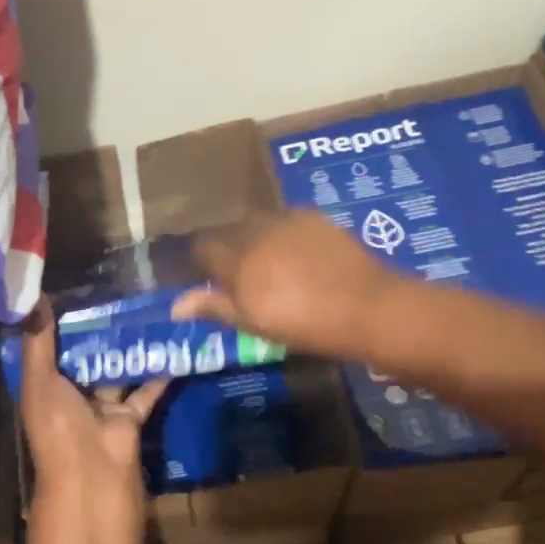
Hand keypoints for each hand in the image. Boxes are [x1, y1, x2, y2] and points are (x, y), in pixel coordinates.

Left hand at [19, 301, 167, 543]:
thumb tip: (36, 295)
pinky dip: (157, 373)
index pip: (51, 347)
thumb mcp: (40, 380)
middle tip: (121, 291)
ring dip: (130, 347)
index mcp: (44, 386)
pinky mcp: (130, 417)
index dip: (62, 321)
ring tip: (147, 310)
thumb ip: (39, 340)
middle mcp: (72, 394)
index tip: (79, 287)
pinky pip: (145, 390)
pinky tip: (170, 345)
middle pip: (88, 356)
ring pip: (118, 369)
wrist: (91, 476)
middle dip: (101, 330)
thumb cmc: (57, 426)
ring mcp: (102, 407)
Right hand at [173, 211, 400, 357]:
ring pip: (258, 224)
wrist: (368, 308)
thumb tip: (176, 306)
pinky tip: (300, 257)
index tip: (211, 281)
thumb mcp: (254, 324)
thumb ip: (215, 307)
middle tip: (244, 278)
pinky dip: (284, 235)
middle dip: (230, 250)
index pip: (202, 248)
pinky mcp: (315, 218)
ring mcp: (288, 221)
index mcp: (238, 260)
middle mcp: (257, 232)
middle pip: (230, 233)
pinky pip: (287, 221)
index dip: (202, 263)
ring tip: (273, 265)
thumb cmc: (305, 325)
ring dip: (257, 240)